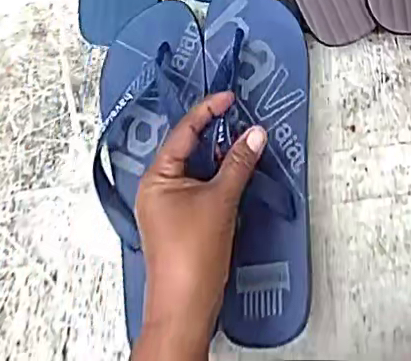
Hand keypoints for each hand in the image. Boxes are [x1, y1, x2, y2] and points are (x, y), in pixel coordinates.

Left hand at [131, 91, 265, 360]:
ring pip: (194, 168)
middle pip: (187, 148)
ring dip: (217, 157)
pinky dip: (216, 178)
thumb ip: (238, 163)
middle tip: (238, 118)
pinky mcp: (178, 222)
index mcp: (157, 176)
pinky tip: (232, 176)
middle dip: (213, 133)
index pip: (184, 131)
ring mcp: (166, 206)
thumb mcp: (220, 201)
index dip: (208, 111)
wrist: (185, 312)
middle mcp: (156, 187)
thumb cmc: (191, 259)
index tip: (228, 98)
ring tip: (240, 144)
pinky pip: (198, 187)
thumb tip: (254, 134)